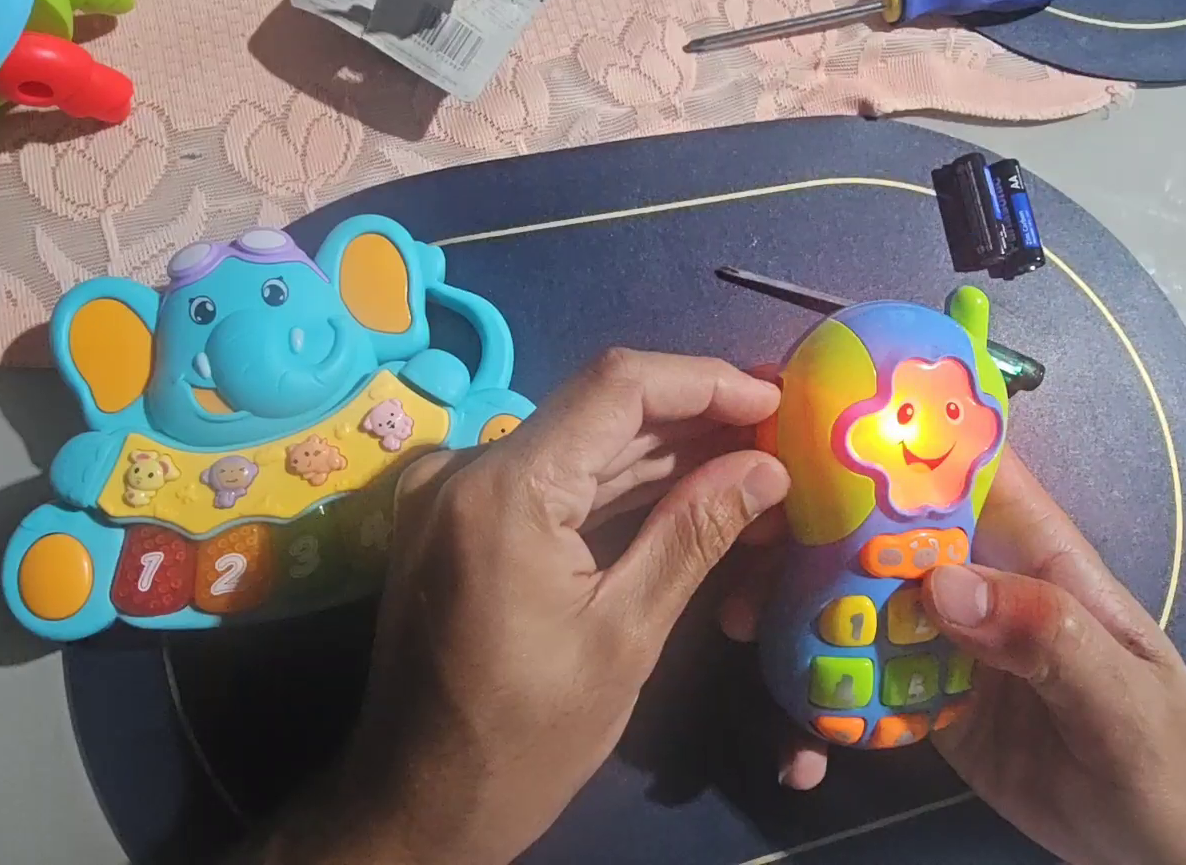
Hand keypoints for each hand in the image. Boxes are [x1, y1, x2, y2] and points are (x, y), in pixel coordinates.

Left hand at [276, 349, 789, 864]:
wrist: (413, 803)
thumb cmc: (522, 742)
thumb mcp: (624, 638)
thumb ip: (694, 534)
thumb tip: (768, 469)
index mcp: (503, 491)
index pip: (616, 388)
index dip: (702, 381)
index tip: (772, 400)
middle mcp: (467, 465)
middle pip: (600, 409)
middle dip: (693, 418)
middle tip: (772, 436)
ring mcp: (457, 484)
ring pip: (580, 439)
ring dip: (663, 449)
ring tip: (746, 460)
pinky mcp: (461, 508)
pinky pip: (553, 474)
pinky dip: (618, 480)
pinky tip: (685, 484)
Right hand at [722, 448, 1185, 864]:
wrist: (1146, 850)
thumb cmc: (1158, 760)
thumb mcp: (1121, 701)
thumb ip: (1047, 636)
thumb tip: (940, 583)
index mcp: (1024, 547)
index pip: (960, 462)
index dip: (896, 427)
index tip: (814, 416)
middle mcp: (968, 572)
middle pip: (878, 521)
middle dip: (809, 518)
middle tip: (745, 538)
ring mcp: (935, 628)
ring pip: (850, 588)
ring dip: (791, 598)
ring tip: (741, 622)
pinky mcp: (914, 681)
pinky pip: (852, 667)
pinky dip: (816, 688)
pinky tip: (796, 738)